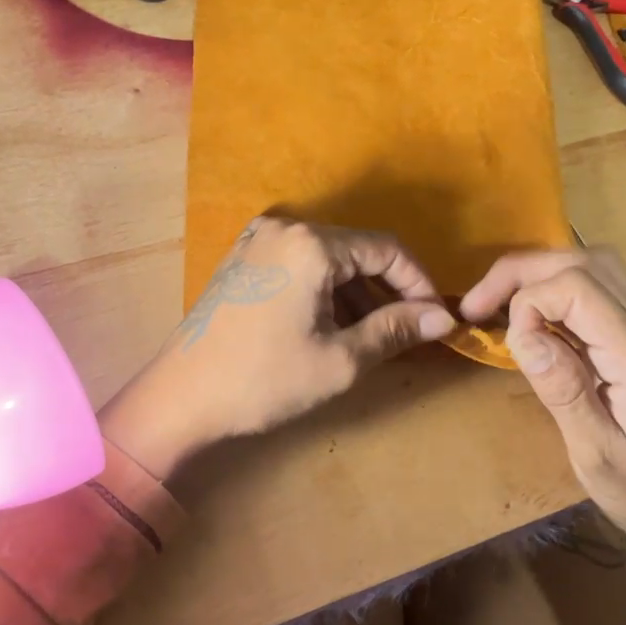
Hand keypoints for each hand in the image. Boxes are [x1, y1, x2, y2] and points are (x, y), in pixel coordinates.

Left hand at [102, 216, 456, 477]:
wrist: (180, 396)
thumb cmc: (263, 380)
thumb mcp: (339, 360)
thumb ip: (395, 330)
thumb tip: (445, 317)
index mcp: (310, 244)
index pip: (386, 248)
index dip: (419, 283)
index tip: (436, 319)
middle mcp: (283, 228)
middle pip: (356, 249)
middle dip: (387, 290)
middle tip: (406, 332)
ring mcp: (257, 240)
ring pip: (328, 258)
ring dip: (355, 292)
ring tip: (370, 338)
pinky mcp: (242, 259)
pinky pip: (299, 264)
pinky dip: (323, 289)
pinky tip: (330, 326)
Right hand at [461, 249, 625, 577]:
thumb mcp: (599, 458)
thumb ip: (563, 393)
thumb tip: (521, 334)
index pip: (576, 287)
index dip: (526, 300)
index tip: (497, 338)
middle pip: (582, 262)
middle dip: (521, 272)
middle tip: (475, 305)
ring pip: (594, 264)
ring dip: (540, 272)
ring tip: (499, 302)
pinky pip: (601, 285)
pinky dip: (559, 285)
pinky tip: (536, 315)